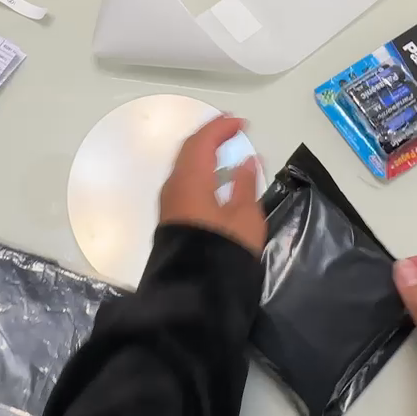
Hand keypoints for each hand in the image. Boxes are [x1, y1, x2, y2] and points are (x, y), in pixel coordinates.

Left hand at [158, 114, 265, 255]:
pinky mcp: (170, 215)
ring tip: (224, 149)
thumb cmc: (222, 250)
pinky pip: (183, 178)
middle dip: (210, 135)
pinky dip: (198, 168)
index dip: (221, 127)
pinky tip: (213, 177)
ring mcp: (169, 200)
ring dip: (203, 151)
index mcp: (191, 178)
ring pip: (184, 164)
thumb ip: (245, 184)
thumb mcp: (245, 218)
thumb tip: (247, 159)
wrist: (192, 292)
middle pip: (189, 149)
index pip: (203, 141)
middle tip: (231, 128)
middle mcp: (174, 184)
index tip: (241, 122)